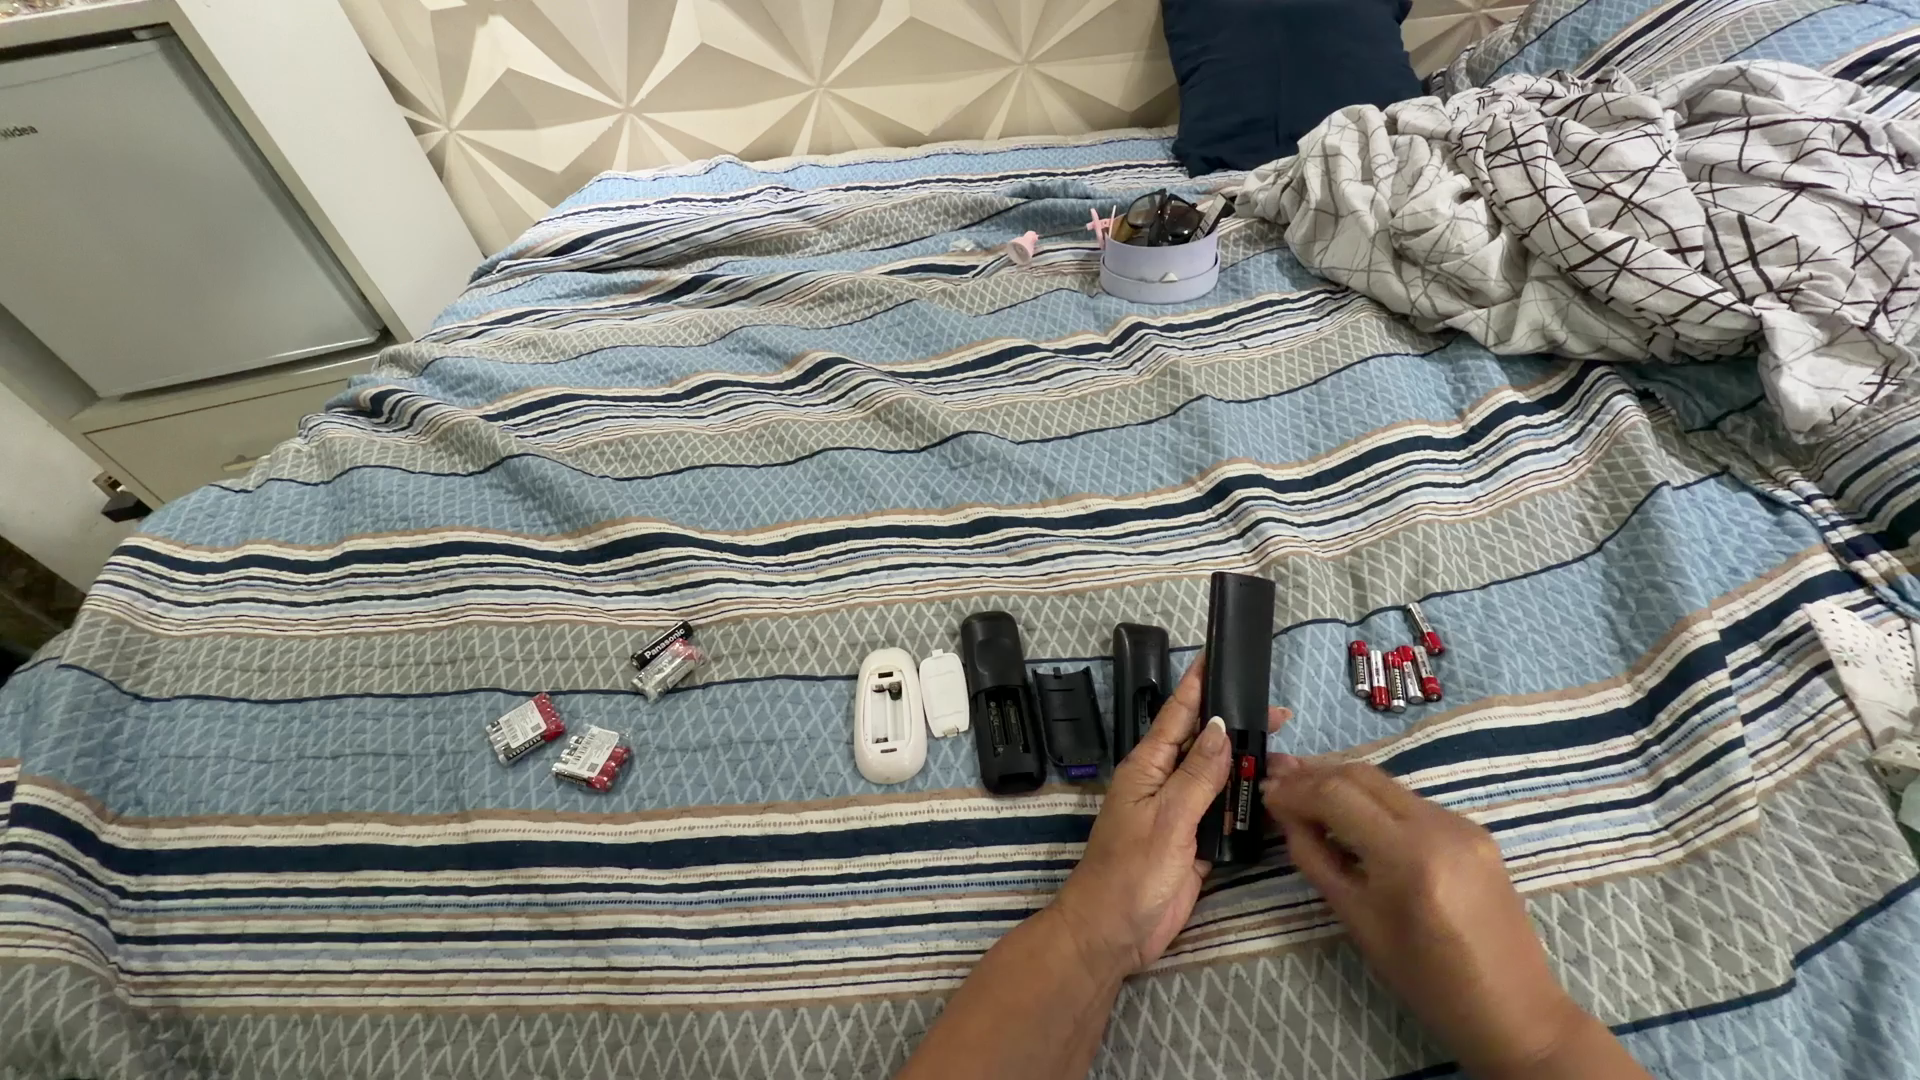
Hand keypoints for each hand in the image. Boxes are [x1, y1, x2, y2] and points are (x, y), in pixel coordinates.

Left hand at [1051, 658, 1288, 974]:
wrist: (1115, 931)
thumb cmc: (1131, 870)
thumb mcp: (1167, 818)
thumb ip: (1197, 774)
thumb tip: (1220, 726)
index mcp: (1147, 767)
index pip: (1176, 716)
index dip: (1196, 686)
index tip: (1216, 657)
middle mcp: (1165, 782)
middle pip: (1206, 744)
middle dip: (1239, 727)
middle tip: (1282, 713)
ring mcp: (1181, 812)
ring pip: (1221, 779)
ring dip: (1251, 768)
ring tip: (1291, 759)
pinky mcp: (1196, 841)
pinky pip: (1226, 813)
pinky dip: (1250, 805)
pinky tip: (1277, 798)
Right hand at [1262, 757, 1619, 1078]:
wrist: (1516, 1012)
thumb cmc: (1425, 979)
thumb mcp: (1355, 919)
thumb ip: (1315, 857)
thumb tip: (1285, 814)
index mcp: (1409, 857)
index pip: (1336, 795)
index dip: (1294, 789)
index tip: (1265, 794)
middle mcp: (1439, 827)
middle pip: (1360, 775)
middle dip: (1313, 774)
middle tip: (1277, 782)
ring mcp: (1462, 825)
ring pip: (1384, 782)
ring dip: (1340, 782)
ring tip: (1304, 791)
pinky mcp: (1473, 831)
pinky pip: (1408, 800)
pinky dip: (1371, 799)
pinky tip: (1350, 814)